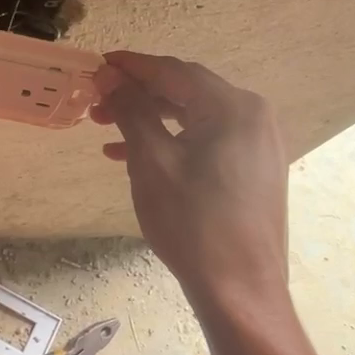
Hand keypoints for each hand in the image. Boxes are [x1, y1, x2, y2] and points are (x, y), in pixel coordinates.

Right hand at [93, 51, 288, 301]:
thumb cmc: (191, 221)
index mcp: (232, 107)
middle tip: (95, 104)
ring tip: (106, 131)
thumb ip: (131, 110)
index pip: (174, 71)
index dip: (132, 66)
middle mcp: (253, 116)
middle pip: (186, 91)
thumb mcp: (151, 160)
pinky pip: (207, 141)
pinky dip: (171, 142)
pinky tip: (136, 157)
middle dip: (138, 95)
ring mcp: (258, 145)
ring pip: (194, 118)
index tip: (97, 65)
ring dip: (150, 119)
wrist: (239, 288)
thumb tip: (110, 77)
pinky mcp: (254, 170)